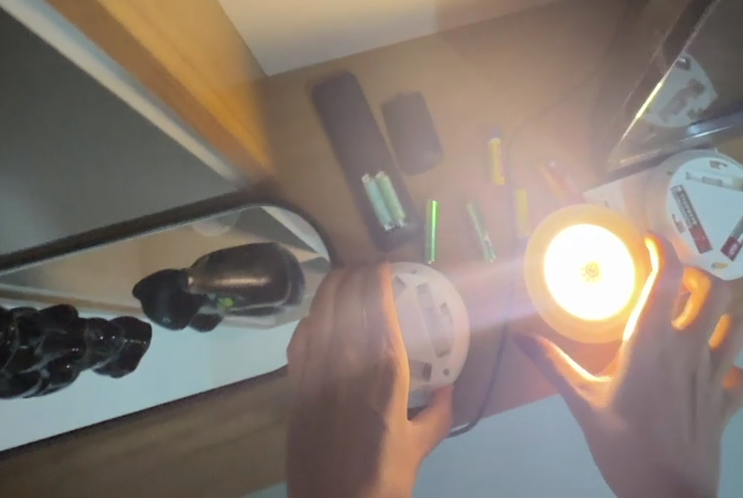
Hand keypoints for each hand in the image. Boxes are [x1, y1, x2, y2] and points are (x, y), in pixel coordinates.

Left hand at [285, 265, 454, 497]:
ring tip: (345, 280)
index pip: (377, 298)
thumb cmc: (384, 477)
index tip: (386, 266)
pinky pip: (301, 334)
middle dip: (357, 272)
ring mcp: (316, 366)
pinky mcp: (295, 383)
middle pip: (347, 292)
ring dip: (333, 287)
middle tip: (368, 270)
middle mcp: (348, 354)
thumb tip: (447, 386)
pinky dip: (312, 317)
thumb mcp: (420, 445)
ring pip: (321, 307)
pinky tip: (319, 318)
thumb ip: (438, 411)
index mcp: (385, 364)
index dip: (379, 273)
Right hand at [516, 235, 742, 497]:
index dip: (664, 248)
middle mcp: (689, 347)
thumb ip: (553, 364)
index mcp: (652, 339)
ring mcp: (715, 375)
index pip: (668, 275)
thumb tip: (519, 338)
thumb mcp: (582, 401)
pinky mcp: (729, 405)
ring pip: (740, 327)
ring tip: (701, 320)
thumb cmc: (622, 443)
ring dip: (724, 317)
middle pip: (717, 290)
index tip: (650, 242)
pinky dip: (737, 369)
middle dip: (701, 277)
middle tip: (679, 282)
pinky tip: (718, 372)